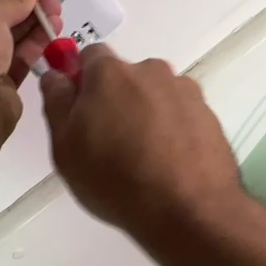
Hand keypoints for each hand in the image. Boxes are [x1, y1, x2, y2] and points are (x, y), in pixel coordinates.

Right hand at [40, 47, 251, 244]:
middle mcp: (151, 70)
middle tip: (110, 143)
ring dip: (146, 115)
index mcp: (110, 72)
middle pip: (126, 77)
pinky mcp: (209, 115)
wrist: (189, 210)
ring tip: (144, 158)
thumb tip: (56, 75)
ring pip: (155, 95)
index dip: (81, 80)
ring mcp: (185, 91)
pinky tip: (169, 163)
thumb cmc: (115, 179)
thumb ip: (57, 103)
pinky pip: (181, 115)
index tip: (81, 111)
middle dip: (116, 100)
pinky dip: (173, 130)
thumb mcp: (65, 148)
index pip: (89, 55)